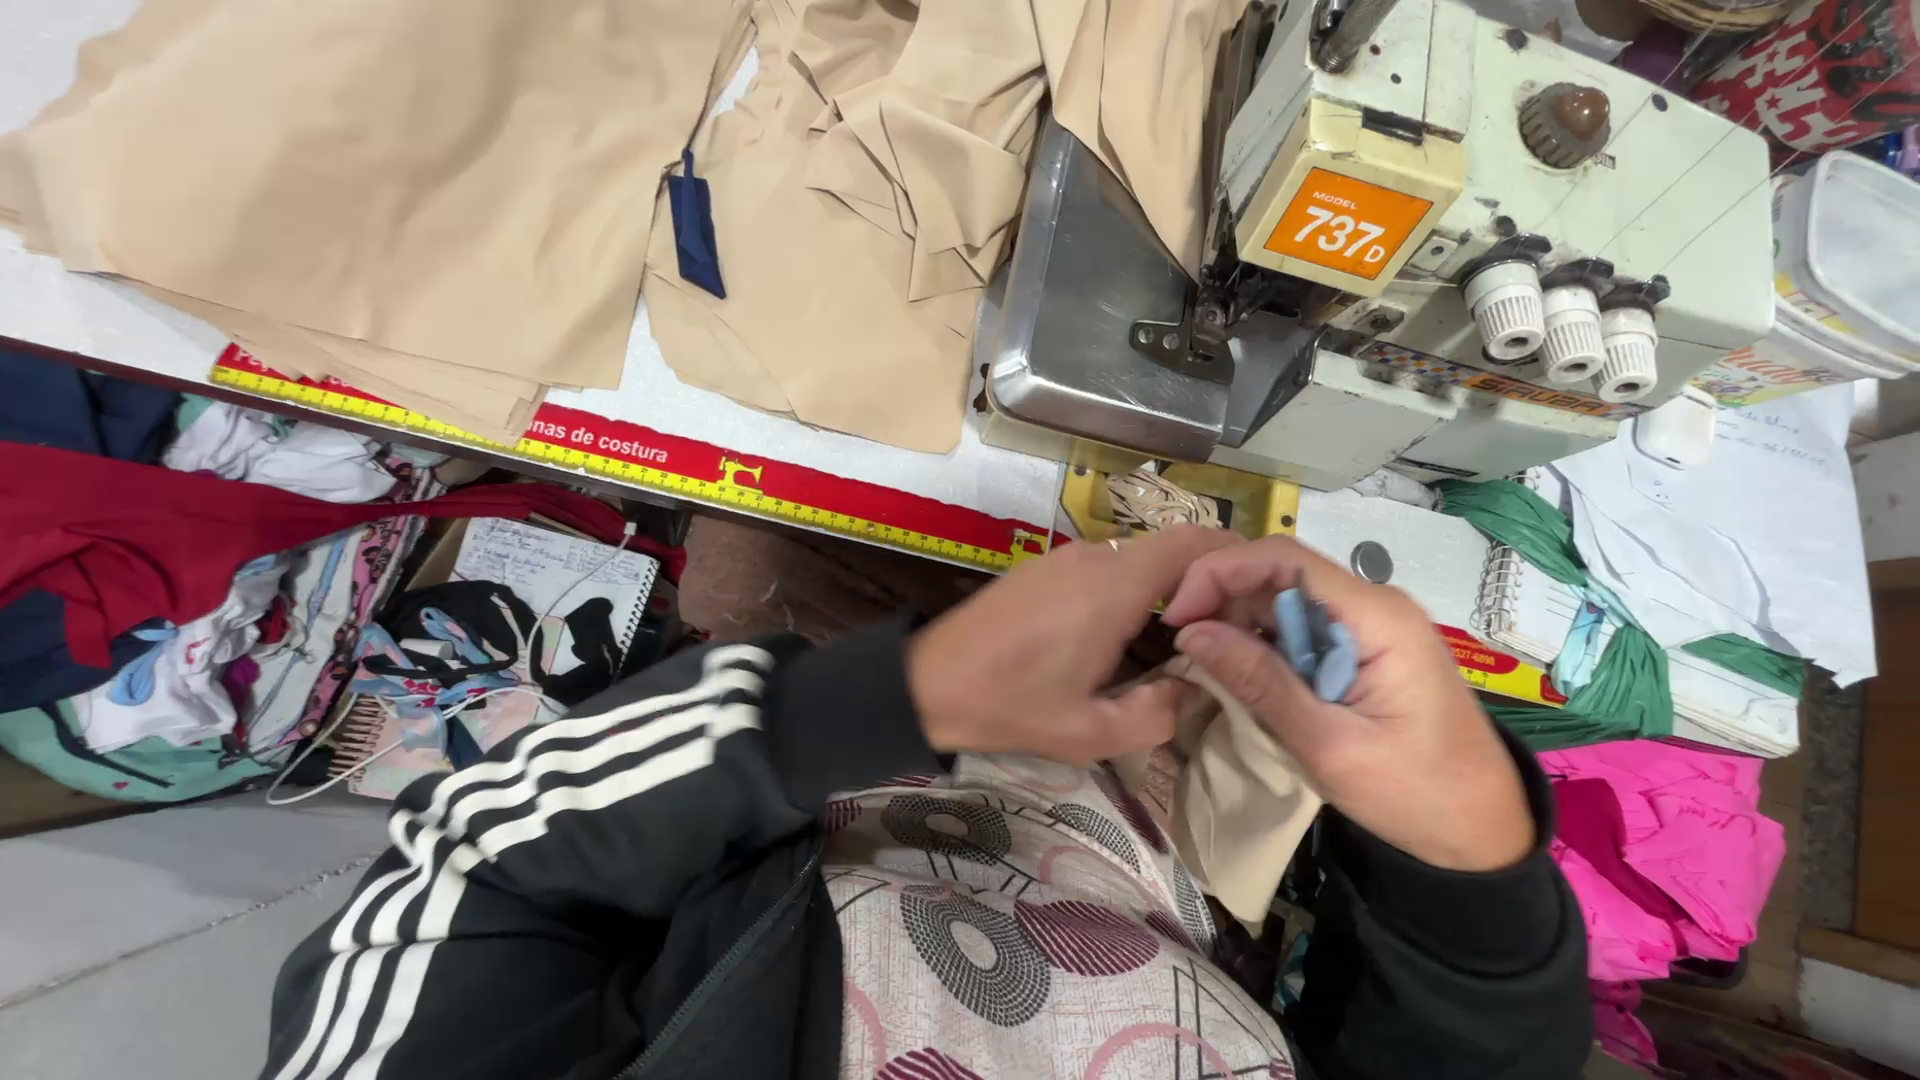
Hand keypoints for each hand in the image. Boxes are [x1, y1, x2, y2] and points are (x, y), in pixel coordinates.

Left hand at [908, 527, 1242, 765]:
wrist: (927, 681)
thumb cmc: (1010, 705)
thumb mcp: (1091, 731)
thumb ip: (1160, 712)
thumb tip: (1199, 688)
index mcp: (1113, 586)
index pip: (1193, 542)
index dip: (1235, 559)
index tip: (1257, 601)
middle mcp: (1094, 557)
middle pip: (1171, 550)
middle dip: (1207, 583)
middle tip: (1229, 631)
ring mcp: (1065, 557)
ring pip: (1138, 559)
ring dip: (1168, 589)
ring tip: (1183, 641)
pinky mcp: (1044, 567)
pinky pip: (1106, 568)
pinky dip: (1133, 591)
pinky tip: (1130, 635)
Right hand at [1161, 536, 1533, 871]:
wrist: (1481, 830)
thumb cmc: (1415, 793)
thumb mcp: (1327, 744)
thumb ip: (1259, 682)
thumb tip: (1191, 633)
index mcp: (1375, 616)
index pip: (1282, 559)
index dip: (1219, 574)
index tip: (1177, 616)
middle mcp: (1372, 603)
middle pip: (1278, 571)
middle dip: (1220, 597)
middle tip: (1181, 642)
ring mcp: (1367, 623)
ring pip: (1282, 596)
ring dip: (1236, 620)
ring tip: (1201, 660)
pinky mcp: (1359, 644)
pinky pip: (1297, 624)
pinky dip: (1259, 641)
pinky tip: (1238, 670)